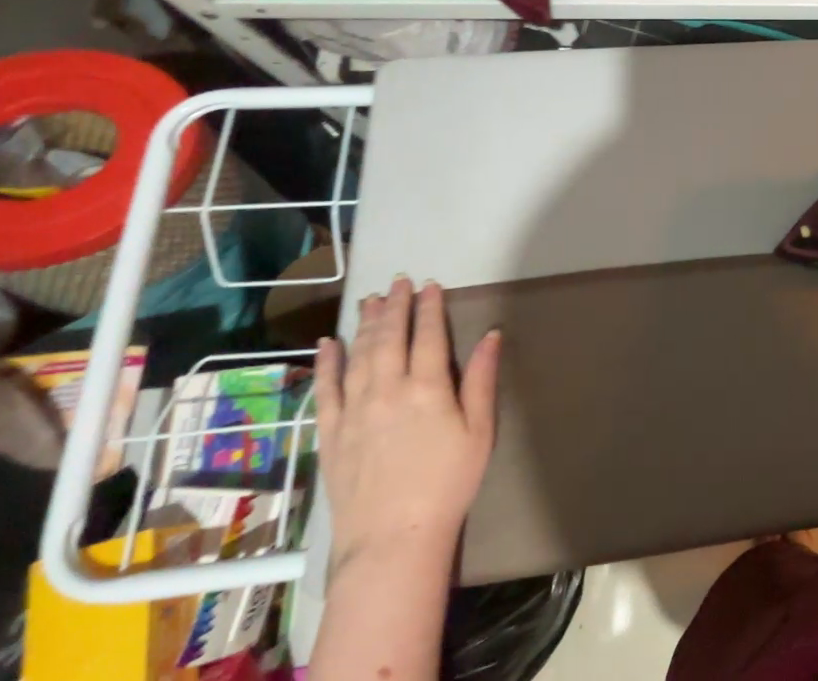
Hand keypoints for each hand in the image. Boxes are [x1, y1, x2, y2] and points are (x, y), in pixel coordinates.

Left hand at [313, 276, 500, 571]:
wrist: (394, 535)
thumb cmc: (449, 482)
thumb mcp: (480, 431)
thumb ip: (481, 380)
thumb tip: (490, 336)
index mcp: (427, 388)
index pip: (428, 336)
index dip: (429, 308)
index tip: (430, 286)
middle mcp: (387, 389)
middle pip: (390, 338)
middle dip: (396, 306)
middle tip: (399, 282)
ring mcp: (354, 409)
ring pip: (358, 355)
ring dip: (365, 324)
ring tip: (372, 300)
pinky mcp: (331, 431)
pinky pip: (326, 388)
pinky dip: (327, 362)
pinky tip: (329, 342)